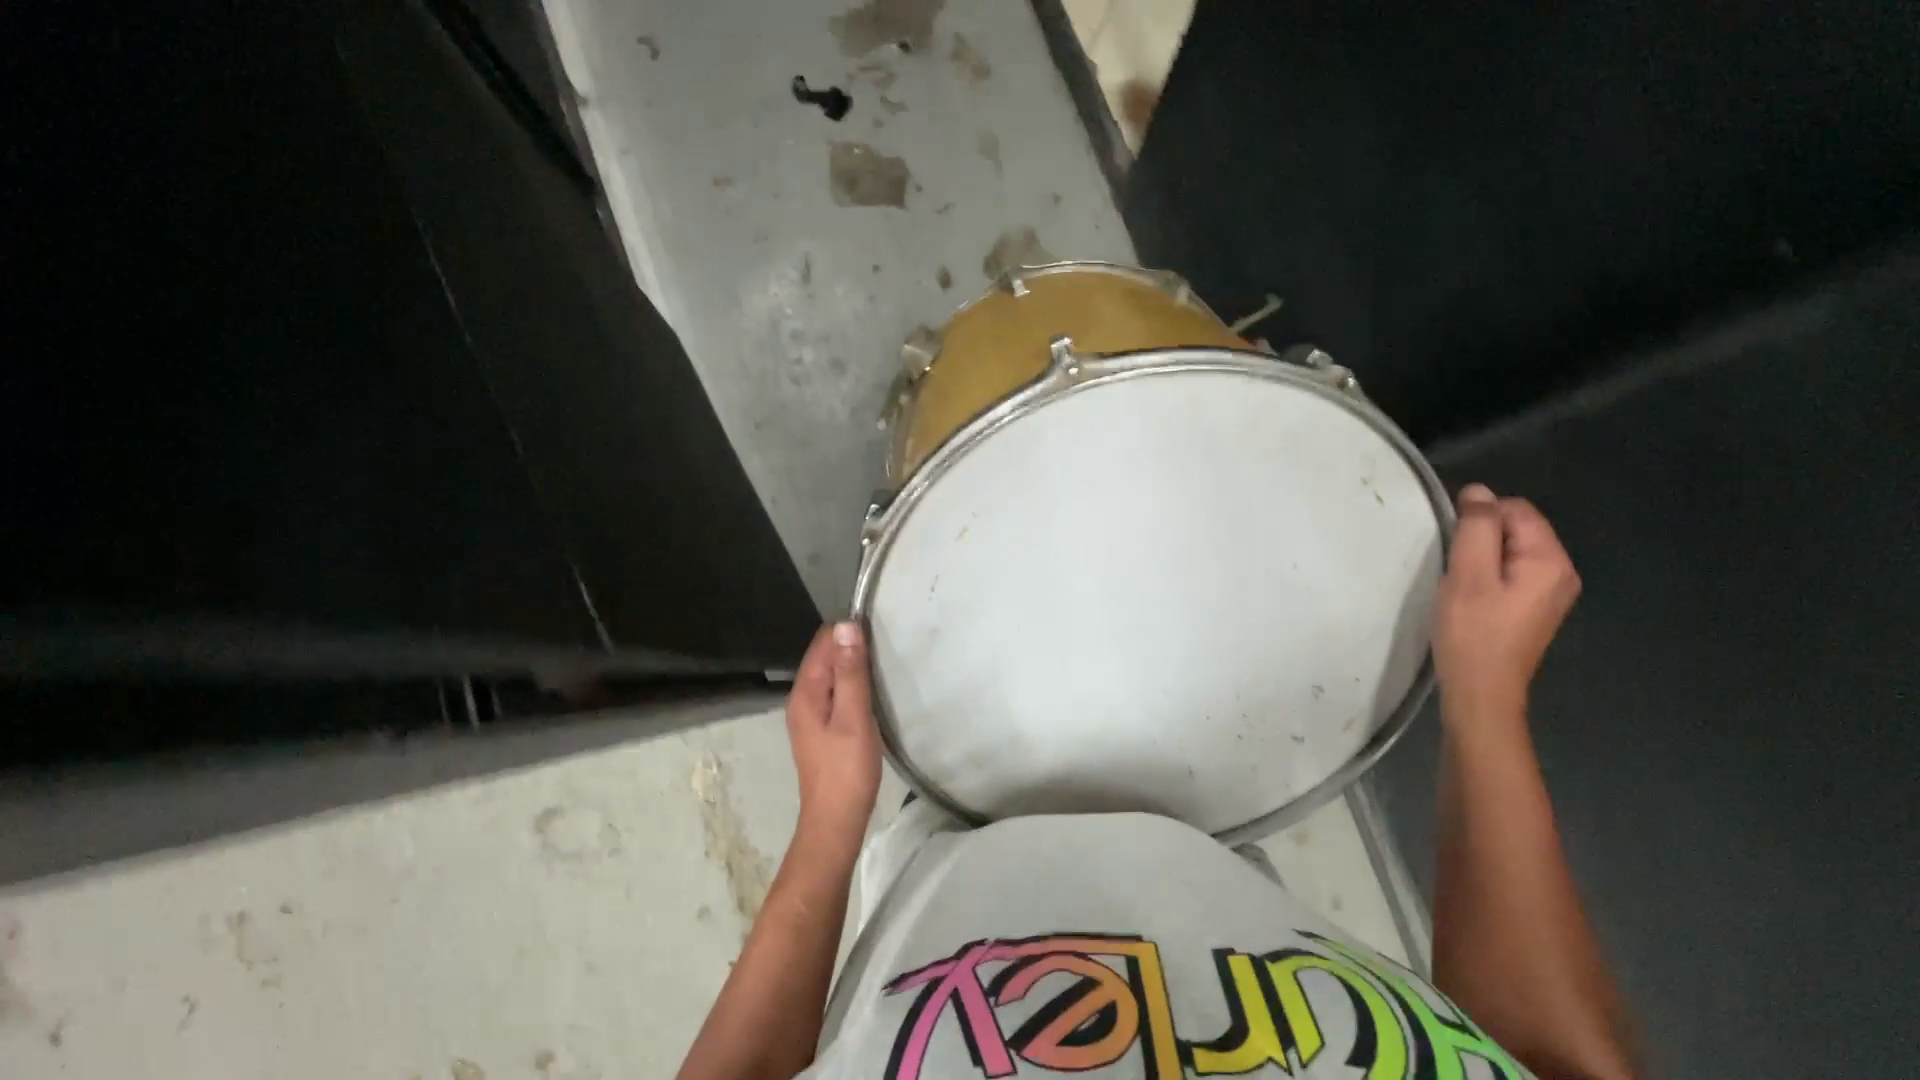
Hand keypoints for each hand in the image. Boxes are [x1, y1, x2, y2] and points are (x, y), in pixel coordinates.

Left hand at [785, 622, 881, 847]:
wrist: (836, 821)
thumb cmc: (846, 769)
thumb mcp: (853, 717)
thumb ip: (850, 672)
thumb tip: (846, 626)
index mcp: (805, 693)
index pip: (823, 643)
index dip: (848, 631)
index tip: (880, 627)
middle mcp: (802, 699)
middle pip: (826, 657)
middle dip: (852, 646)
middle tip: (888, 644)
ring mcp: (810, 716)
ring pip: (832, 676)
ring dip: (854, 667)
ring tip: (885, 663)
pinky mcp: (822, 730)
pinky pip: (836, 694)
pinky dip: (853, 687)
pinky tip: (873, 692)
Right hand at [1434, 484, 1580, 723]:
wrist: (1482, 693)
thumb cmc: (1472, 633)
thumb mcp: (1468, 574)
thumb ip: (1476, 527)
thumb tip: (1478, 492)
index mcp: (1550, 560)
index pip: (1516, 509)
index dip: (1479, 518)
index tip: (1452, 545)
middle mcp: (1561, 573)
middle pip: (1518, 529)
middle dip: (1482, 538)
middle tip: (1454, 568)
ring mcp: (1551, 594)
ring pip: (1512, 552)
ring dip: (1482, 559)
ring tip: (1460, 584)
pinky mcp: (1535, 611)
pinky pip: (1513, 574)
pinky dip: (1489, 577)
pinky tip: (1471, 600)